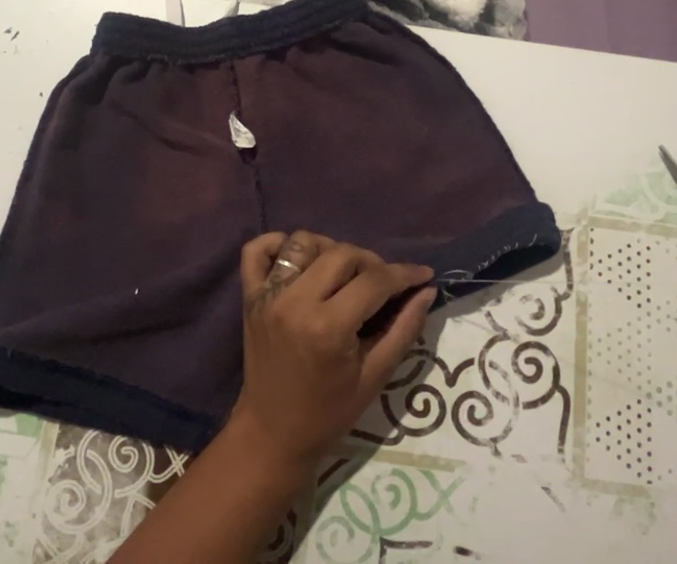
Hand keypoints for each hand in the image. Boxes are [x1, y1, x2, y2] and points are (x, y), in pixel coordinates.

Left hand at [225, 231, 436, 469]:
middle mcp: (294, 302)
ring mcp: (267, 296)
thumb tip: (426, 290)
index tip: (424, 274)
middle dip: (371, 262)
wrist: (272, 432)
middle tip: (383, 284)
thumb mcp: (374, 376)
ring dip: (330, 249)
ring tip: (344, 274)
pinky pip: (256, 250)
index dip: (404, 274)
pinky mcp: (249, 296)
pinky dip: (277, 245)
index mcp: (328, 327)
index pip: (374, 281)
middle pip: (341, 253)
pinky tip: (300, 261)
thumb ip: (403, 329)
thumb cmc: (328, 412)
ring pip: (302, 243)